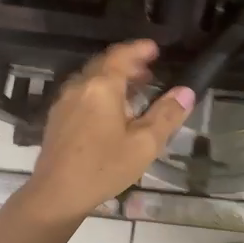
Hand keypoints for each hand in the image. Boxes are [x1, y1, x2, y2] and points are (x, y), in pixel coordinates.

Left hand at [22, 40, 193, 220]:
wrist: (57, 194)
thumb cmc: (103, 167)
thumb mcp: (144, 144)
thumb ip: (167, 115)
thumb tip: (186, 92)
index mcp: (101, 87)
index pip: (121, 56)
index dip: (139, 49)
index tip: (155, 48)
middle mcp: (80, 87)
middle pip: (105, 64)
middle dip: (128, 63)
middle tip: (150, 70)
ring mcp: (65, 102)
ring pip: (92, 79)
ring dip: (114, 78)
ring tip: (135, 89)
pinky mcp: (58, 118)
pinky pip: (83, 93)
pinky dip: (101, 91)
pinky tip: (112, 111)